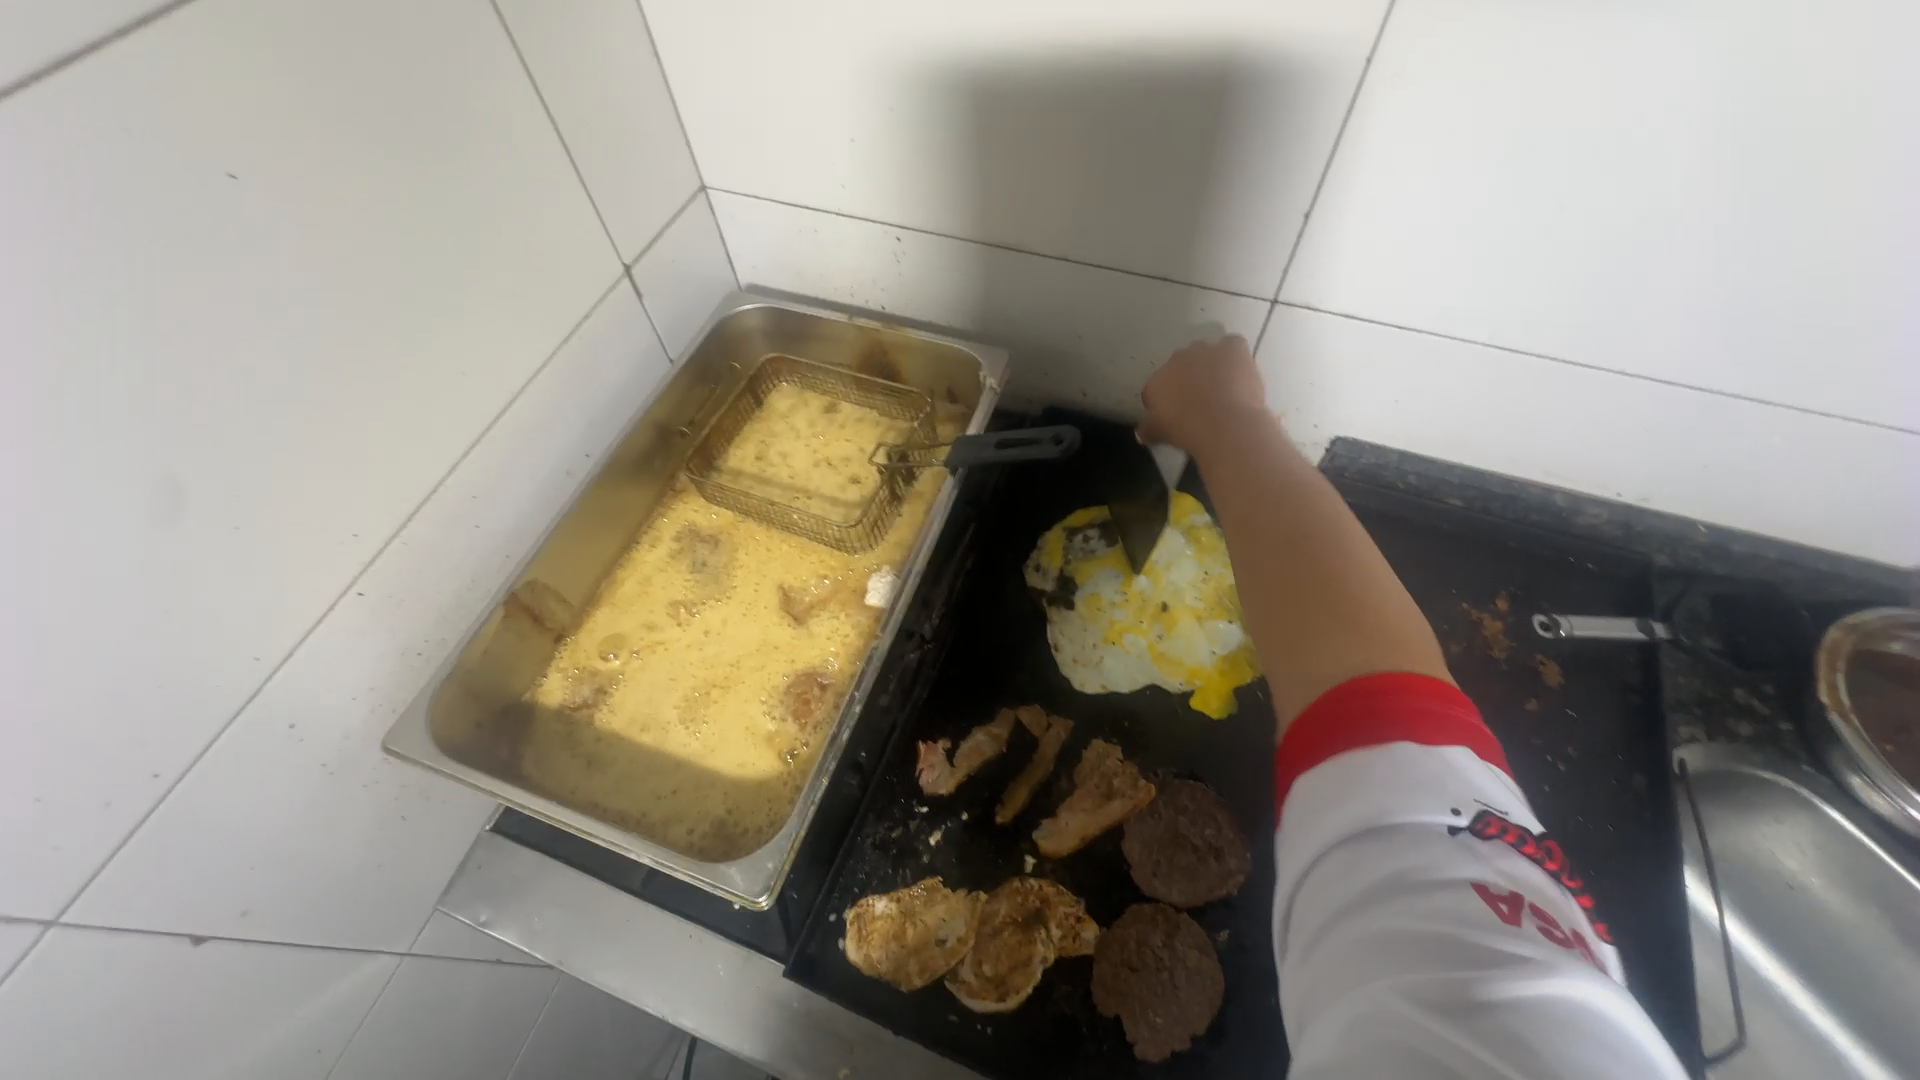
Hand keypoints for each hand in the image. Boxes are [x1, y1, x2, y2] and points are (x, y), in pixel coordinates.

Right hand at [1136, 335, 1270, 456]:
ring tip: (1221, 389)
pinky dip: (1234, 356)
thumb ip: (1149, 430)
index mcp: (1156, 381)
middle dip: (1186, 379)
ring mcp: (1204, 350)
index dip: (1164, 401)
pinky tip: (1238, 373)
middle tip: (1198, 401)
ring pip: (1205, 354)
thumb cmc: (1189, 431)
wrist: (1226, 425)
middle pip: (1179, 366)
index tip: (1173, 414)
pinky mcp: (1231, 346)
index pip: (1155, 388)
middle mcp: (1176, 359)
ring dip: (1209, 366)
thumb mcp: (1163, 435)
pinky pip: (1231, 345)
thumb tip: (1142, 433)